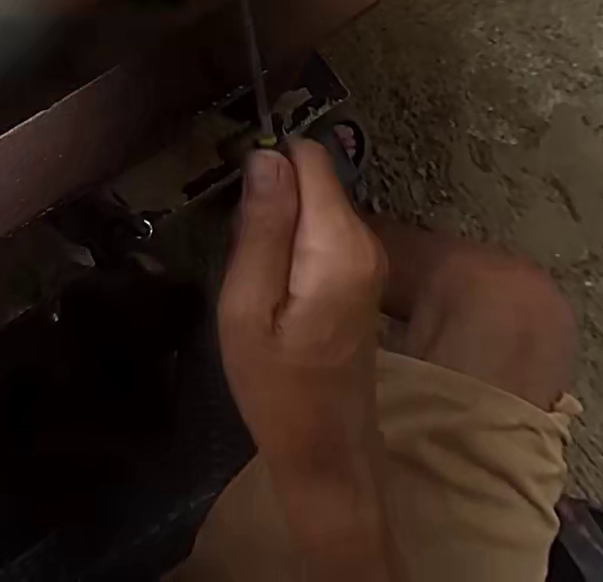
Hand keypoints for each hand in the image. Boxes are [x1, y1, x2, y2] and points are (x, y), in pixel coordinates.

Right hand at [220, 139, 392, 571]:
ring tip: (248, 258)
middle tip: (235, 237)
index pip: (309, 157)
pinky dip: (289, 230)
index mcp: (337, 243)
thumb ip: (260, 225)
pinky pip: (318, 221)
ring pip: (312, 197)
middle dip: (269, 188)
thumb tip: (265, 155)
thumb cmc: (274, 380)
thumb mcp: (246, 302)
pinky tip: (268, 270)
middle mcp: (364, 239)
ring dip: (275, 211)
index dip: (267, 159)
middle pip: (311, 175)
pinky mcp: (360, 268)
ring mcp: (368, 254)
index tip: (234, 190)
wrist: (323, 446)